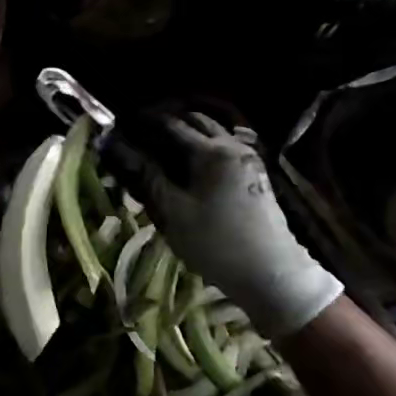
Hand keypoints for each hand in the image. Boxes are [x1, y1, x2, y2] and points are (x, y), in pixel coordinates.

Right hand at [103, 111, 341, 337]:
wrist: (272, 273)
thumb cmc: (217, 243)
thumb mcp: (175, 213)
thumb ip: (149, 178)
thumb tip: (123, 151)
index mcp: (212, 152)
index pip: (172, 126)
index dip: (146, 123)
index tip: (125, 123)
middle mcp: (233, 147)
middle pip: (198, 122)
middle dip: (171, 121)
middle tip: (144, 131)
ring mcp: (248, 160)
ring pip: (215, 133)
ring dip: (190, 132)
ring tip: (164, 146)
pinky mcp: (255, 175)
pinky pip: (225, 148)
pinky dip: (205, 146)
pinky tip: (190, 164)